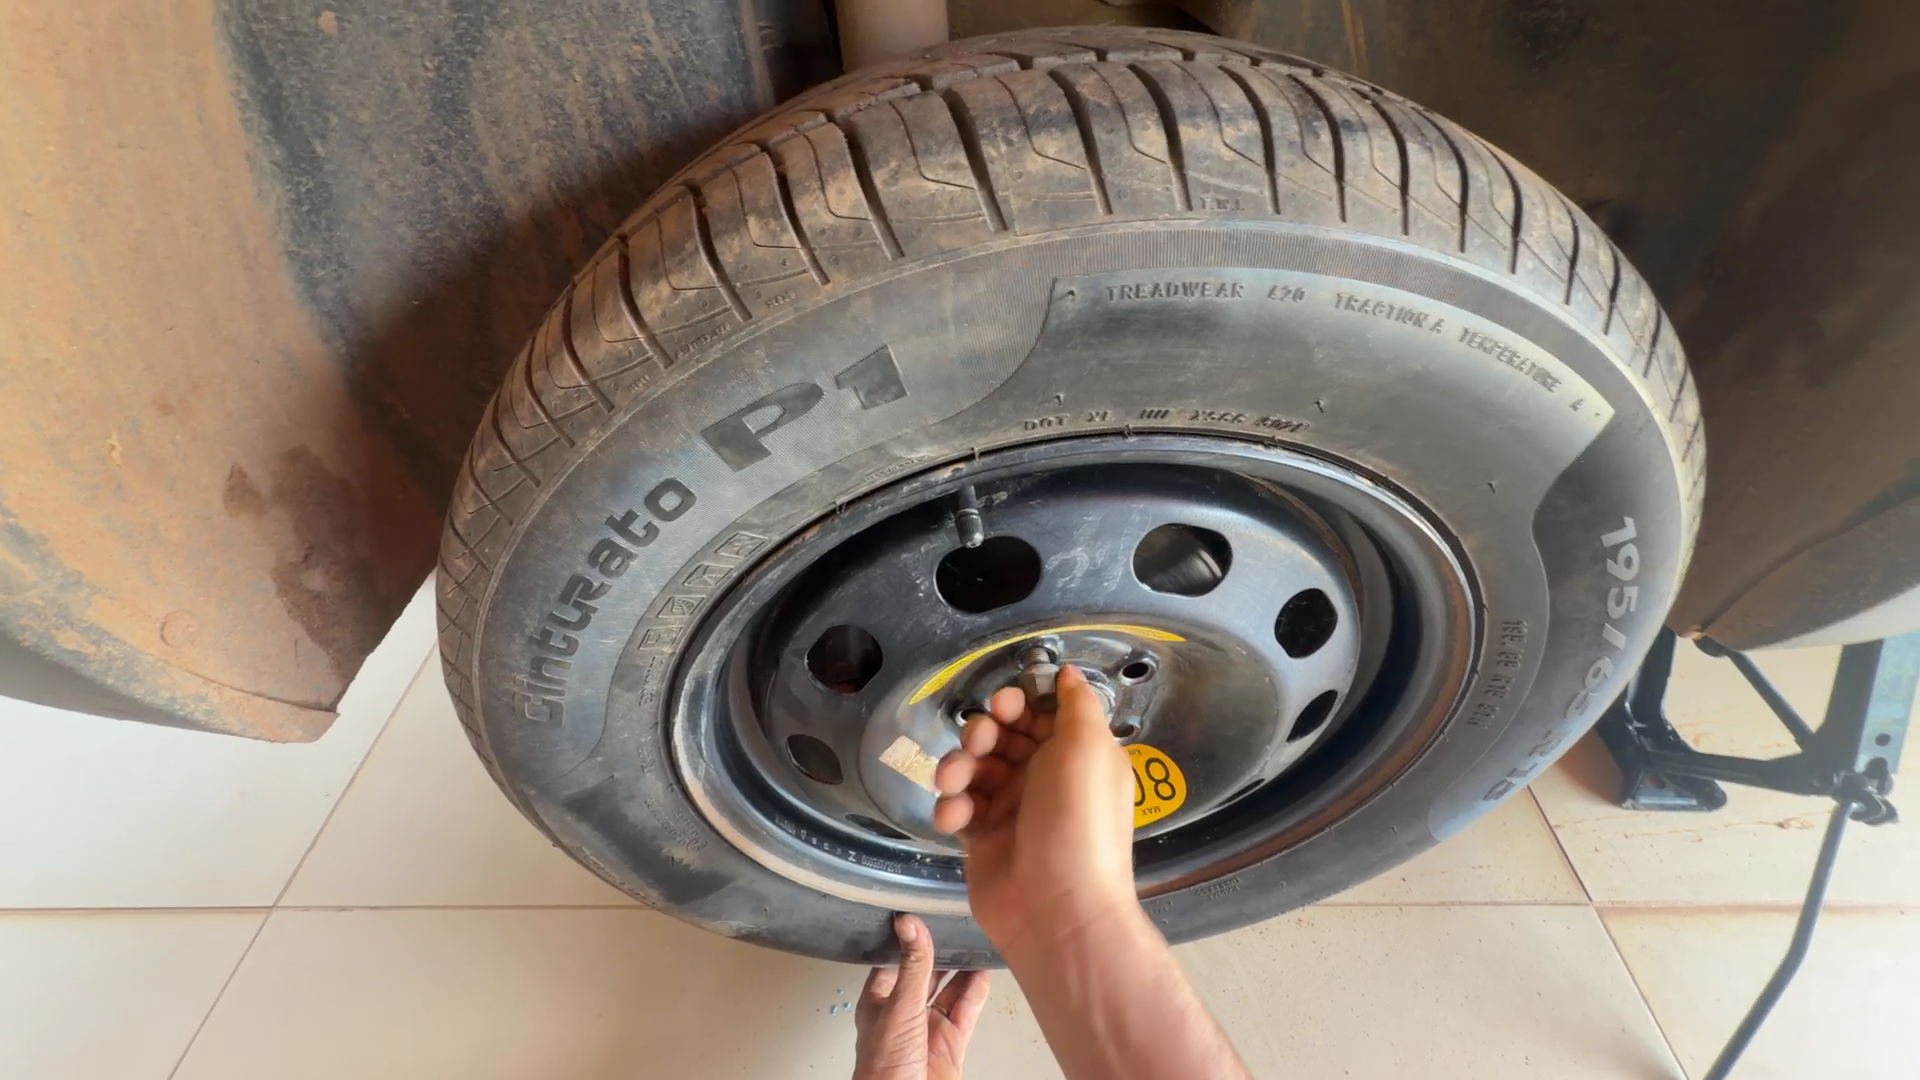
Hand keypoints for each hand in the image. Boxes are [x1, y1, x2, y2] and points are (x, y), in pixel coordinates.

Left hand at [852, 914, 991, 1079]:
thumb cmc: (884, 1072)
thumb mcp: (899, 1008)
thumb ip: (912, 966)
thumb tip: (910, 923)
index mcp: (880, 1000)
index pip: (896, 957)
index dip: (910, 935)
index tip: (924, 910)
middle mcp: (904, 1011)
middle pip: (925, 971)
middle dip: (940, 948)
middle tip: (955, 920)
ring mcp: (928, 1028)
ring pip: (949, 988)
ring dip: (962, 966)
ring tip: (973, 938)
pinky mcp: (950, 1044)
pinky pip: (966, 1010)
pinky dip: (977, 990)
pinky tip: (984, 970)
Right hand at [932, 665, 1137, 955]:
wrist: (1057, 908)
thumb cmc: (1077, 820)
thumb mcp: (1088, 748)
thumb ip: (1077, 703)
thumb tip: (1070, 672)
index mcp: (1075, 756)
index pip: (1040, 713)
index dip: (1019, 703)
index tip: (1003, 703)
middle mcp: (1044, 778)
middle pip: (1002, 736)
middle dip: (983, 731)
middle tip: (978, 740)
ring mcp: (1012, 809)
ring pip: (974, 767)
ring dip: (957, 766)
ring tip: (953, 781)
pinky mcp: (983, 837)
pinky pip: (958, 806)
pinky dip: (951, 805)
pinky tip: (953, 817)